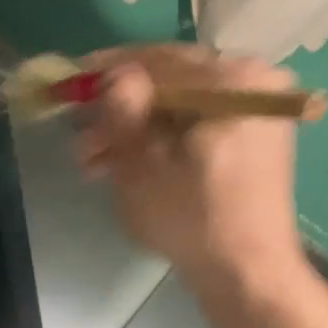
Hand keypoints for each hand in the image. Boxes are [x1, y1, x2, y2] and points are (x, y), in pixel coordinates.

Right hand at [75, 45, 305, 290]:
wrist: (245, 268)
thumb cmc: (190, 216)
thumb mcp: (141, 164)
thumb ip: (124, 111)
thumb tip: (111, 77)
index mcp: (231, 80)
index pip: (157, 60)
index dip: (107, 70)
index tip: (69, 79)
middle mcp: (253, 80)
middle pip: (170, 80)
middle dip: (117, 105)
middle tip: (76, 131)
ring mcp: (258, 107)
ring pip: (179, 104)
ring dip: (132, 126)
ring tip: (92, 160)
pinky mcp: (254, 134)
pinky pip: (196, 121)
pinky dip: (160, 136)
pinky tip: (126, 161)